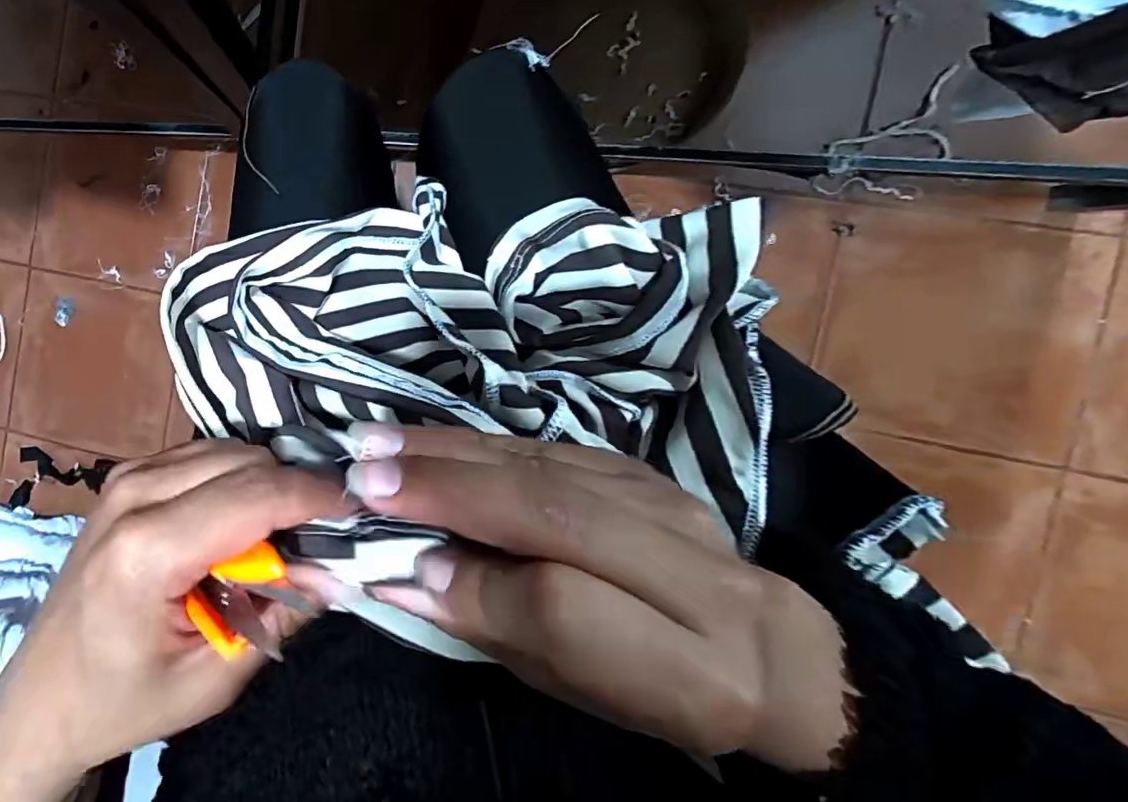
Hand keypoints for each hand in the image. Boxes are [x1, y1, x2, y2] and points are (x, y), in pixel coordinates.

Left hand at [0, 440, 354, 800]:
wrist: (40, 696)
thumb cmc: (123, 698)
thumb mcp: (212, 678)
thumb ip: (279, 617)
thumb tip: (337, 571)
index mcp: (149, 550)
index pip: (256, 495)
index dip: (314, 495)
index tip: (355, 506)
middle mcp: (135, 494)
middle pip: (248, 462)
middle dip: (293, 489)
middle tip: (317, 532)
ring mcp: (127, 476)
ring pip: (230, 449)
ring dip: (265, 482)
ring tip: (277, 532)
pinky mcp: (128, 474)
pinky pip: (205, 453)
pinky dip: (235, 477)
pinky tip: (236, 519)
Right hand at [342, 424, 852, 771]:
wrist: (761, 638)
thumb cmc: (656, 686)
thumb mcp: (582, 688)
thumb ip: (500, 627)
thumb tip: (408, 575)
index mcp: (680, 661)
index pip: (564, 607)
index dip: (474, 583)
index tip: (391, 564)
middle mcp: (679, 560)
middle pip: (553, 510)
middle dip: (450, 490)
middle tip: (366, 477)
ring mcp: (657, 496)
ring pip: (543, 462)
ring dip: (451, 450)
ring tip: (379, 444)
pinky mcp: (634, 463)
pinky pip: (545, 446)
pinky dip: (477, 441)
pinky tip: (430, 438)